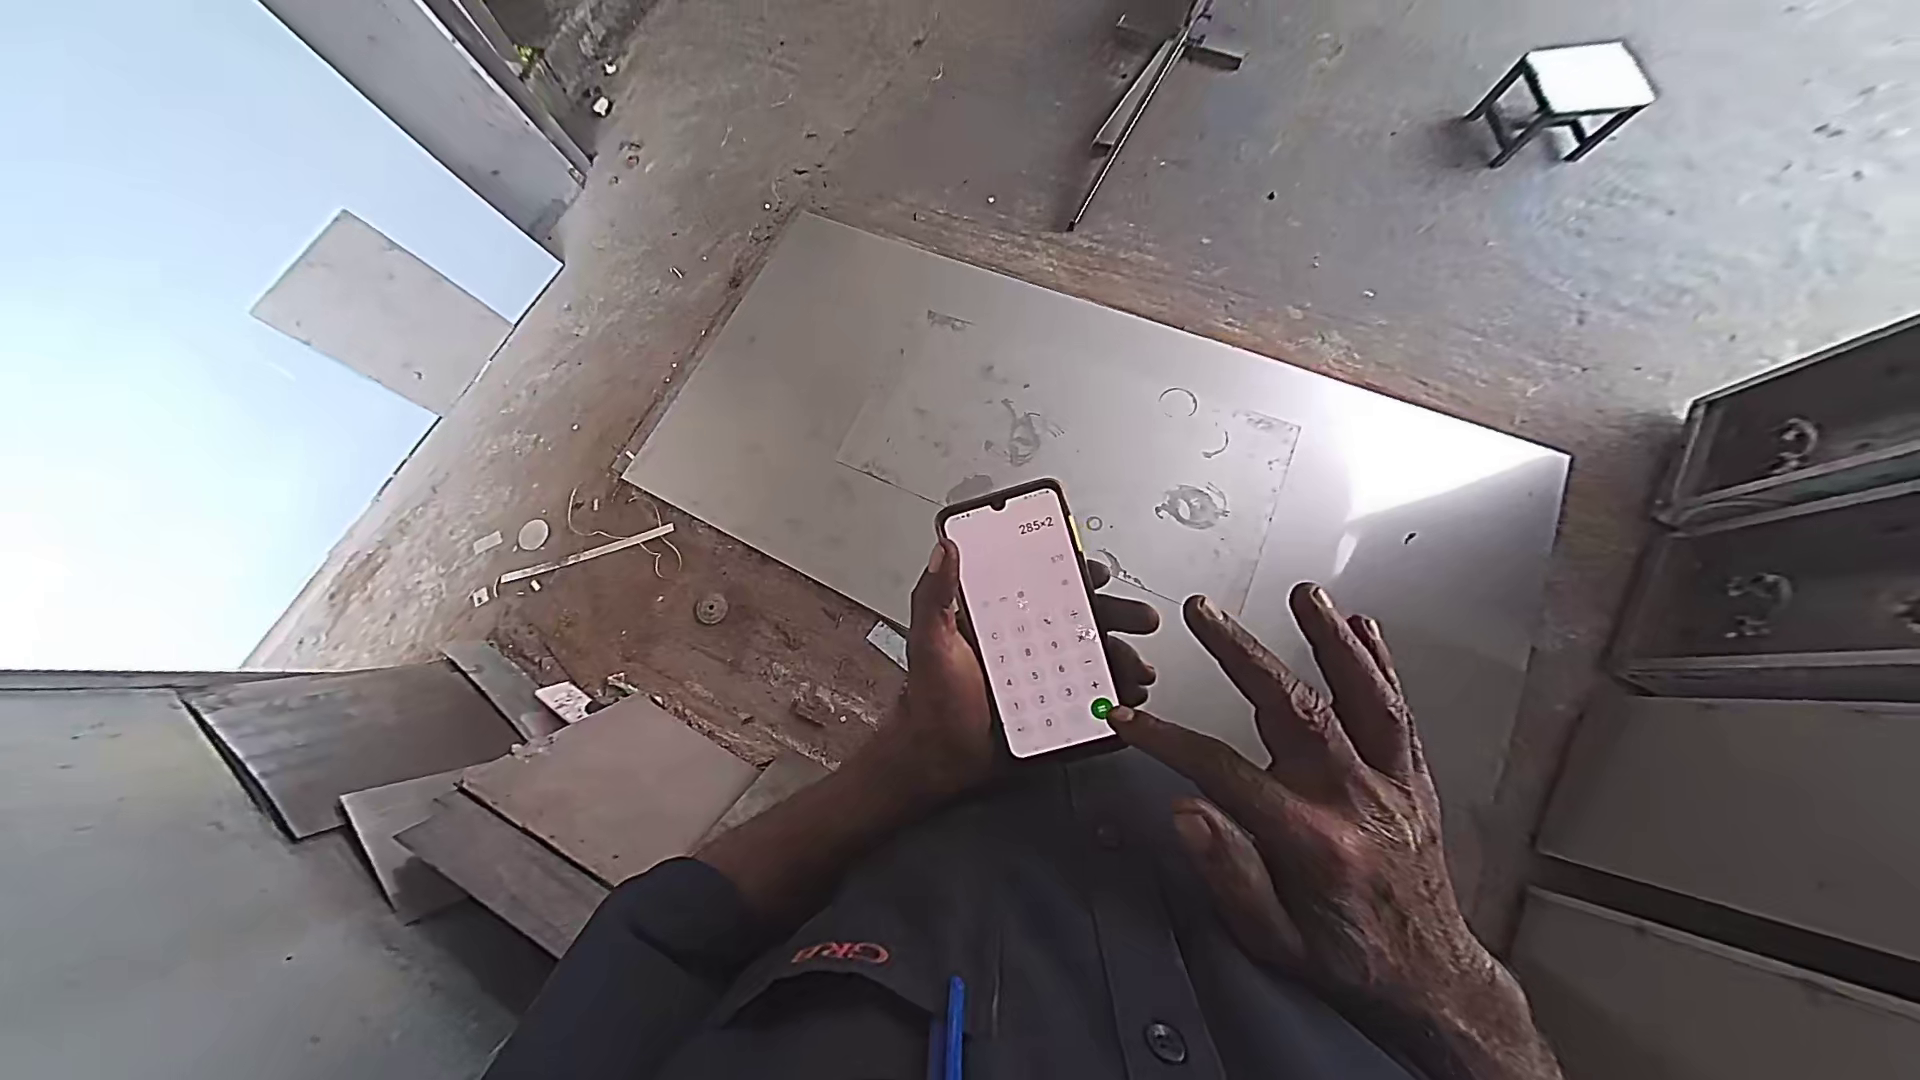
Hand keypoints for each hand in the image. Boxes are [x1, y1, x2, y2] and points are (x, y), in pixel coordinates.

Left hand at [872, 540, 1160, 799]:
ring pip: (1090, 654)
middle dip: (1115, 614)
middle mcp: (1022, 639)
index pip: (1039, 582)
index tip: (1095, 571)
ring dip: (1120, 656)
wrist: (941, 758)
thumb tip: (946, 549)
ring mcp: (1040, 671)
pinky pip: (1089, 692)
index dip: (1071, 571)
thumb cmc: (931, 701)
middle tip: (1142, 619)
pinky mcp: (1051, 703)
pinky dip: (1112, 692)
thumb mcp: (931, 642)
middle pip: (1077, 615)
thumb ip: (935, 596)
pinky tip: (1126, 696)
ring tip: (1138, 669)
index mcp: (996, 617)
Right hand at [1109, 585, 1559, 1079]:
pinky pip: (1398, 715)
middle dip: (1240, 653)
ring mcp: (1389, 785)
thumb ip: (1228, 873)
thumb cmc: (1345, 962)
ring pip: (1361, 698)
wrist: (1432, 986)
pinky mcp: (1411, 780)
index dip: (1168, 739)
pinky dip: (1380, 666)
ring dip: (1329, 641)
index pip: (1223, 770)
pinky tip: (1363, 629)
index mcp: (1312, 841)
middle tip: (1205, 614)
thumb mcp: (1272, 940)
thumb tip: (1187, 811)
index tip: (1131, 719)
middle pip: (1291, 708)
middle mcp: (1354, 802)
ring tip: (1305, 596)